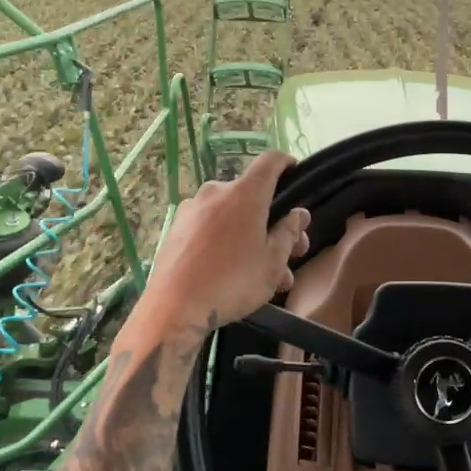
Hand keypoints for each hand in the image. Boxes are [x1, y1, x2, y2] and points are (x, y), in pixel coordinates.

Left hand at [141, 151, 310, 333]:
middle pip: (253, 196)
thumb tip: (297, 214)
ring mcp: (192, 210)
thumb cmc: (232, 282)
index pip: (271, 161)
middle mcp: (216, 192)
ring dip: (252, 238)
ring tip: (266, 275)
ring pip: (232, 216)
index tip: (296, 174)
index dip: (287, 163)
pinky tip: (233, 273)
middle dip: (275, 222)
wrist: (173, 309)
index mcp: (245, 193)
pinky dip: (226, 242)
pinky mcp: (176, 229)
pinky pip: (210, 228)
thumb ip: (288, 233)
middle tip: (292, 253)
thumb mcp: (273, 262)